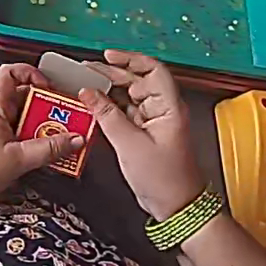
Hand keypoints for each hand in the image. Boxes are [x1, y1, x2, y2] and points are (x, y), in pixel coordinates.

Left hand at [0, 64, 83, 207]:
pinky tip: (45, 149)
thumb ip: (49, 149)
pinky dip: (33, 136)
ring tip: (58, 136)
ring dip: (42, 123)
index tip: (48, 88)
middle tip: (63, 117)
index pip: (9, 73)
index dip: (31, 73)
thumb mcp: (18, 160)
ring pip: (24, 114)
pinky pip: (19, 130)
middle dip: (45, 105)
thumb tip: (75, 139)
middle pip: (23, 95)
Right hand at [80, 50, 206, 220]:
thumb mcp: (129, 145)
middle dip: (113, 73)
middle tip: (87, 72)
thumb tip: (88, 93)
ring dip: (109, 89)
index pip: (153, 69)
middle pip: (138, 80)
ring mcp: (155, 120)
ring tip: (87, 86)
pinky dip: (111, 106)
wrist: (178, 208)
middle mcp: (164, 109)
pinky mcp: (146, 132)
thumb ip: (106, 116)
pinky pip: (127, 111)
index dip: (130, 59)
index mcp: (169, 107)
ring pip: (130, 95)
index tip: (107, 57)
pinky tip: (95, 106)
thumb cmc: (165, 180)